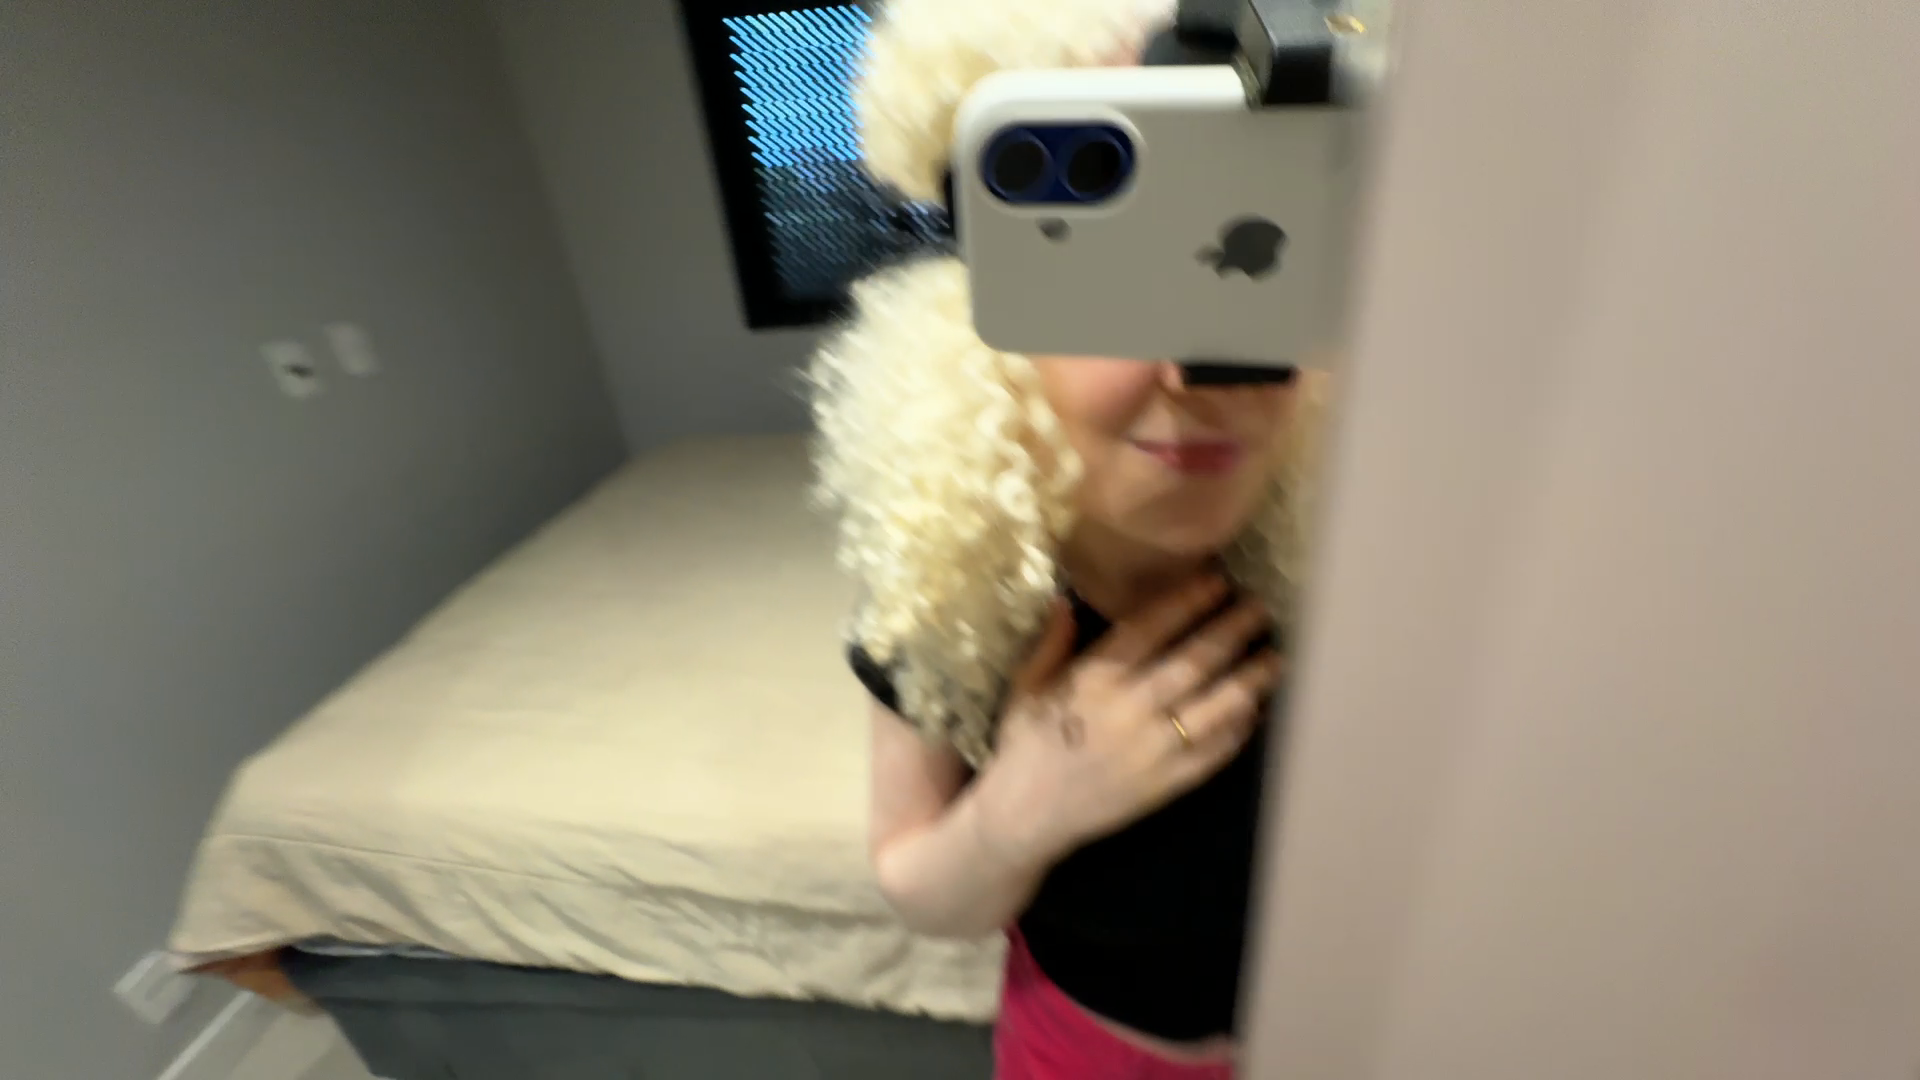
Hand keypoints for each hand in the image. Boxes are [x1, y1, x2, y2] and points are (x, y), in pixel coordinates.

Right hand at [972, 574, 1283, 867]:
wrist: (1026, 815)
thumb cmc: (1024, 743)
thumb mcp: (1025, 686)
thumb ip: (1050, 643)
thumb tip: (1067, 600)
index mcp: (1092, 678)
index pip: (1150, 629)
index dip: (1187, 602)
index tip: (1217, 581)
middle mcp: (1128, 708)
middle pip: (1193, 661)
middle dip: (1231, 630)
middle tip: (1259, 607)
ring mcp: (1153, 749)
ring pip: (1215, 706)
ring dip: (1249, 679)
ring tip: (1274, 657)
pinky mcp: (1167, 784)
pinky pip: (1214, 752)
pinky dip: (1239, 730)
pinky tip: (1254, 710)